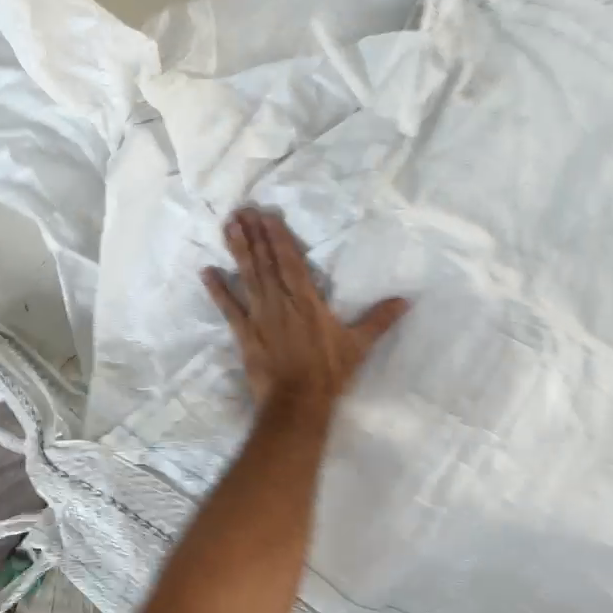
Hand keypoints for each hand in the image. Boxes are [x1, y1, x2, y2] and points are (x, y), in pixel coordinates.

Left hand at [202, 206, 408, 411]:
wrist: (298, 402)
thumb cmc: (329, 373)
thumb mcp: (359, 345)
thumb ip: (379, 319)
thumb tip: (405, 301)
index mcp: (308, 301)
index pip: (291, 262)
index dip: (278, 238)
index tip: (267, 215)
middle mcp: (281, 302)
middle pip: (266, 263)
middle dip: (254, 235)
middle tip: (241, 210)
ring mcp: (260, 317)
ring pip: (247, 277)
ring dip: (237, 251)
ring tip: (228, 226)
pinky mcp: (245, 334)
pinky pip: (229, 308)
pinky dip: (218, 290)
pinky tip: (206, 272)